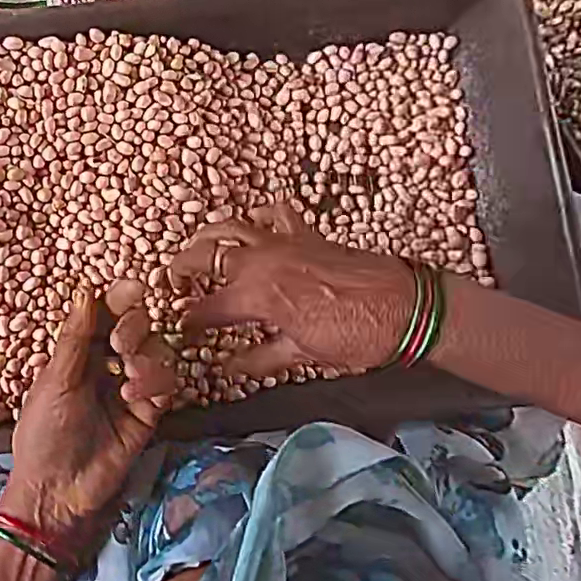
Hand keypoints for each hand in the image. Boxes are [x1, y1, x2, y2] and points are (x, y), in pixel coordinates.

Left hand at [0, 281, 177, 553]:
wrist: (56, 491)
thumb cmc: (44, 433)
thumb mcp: (55, 381)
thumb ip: (76, 336)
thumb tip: (86, 289)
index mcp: (79, 352)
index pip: (105, 315)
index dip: (119, 299)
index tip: (133, 289)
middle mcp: (107, 365)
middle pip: (136, 327)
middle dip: (133, 327)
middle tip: (120, 343)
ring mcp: (129, 388)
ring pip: (157, 352)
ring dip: (146, 356)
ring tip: (127, 375)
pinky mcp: (148, 413)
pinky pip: (166, 384)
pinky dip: (154, 383)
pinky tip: (133, 396)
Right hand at [167, 205, 418, 379]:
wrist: (406, 307)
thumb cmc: (356, 336)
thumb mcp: (305, 354)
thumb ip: (260, 359)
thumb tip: (228, 367)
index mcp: (257, 296)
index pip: (207, 307)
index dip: (189, 319)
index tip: (182, 327)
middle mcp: (261, 262)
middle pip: (205, 255)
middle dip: (182, 268)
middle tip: (175, 282)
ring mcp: (282, 242)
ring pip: (231, 225)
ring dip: (208, 236)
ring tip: (200, 249)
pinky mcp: (304, 234)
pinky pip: (274, 214)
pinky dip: (258, 217)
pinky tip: (253, 227)